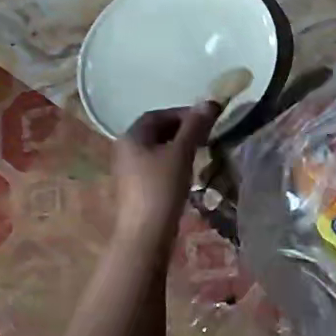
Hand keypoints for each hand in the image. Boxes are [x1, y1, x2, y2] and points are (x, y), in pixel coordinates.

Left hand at [112, 102, 218, 244]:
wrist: (145, 234)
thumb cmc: (161, 188)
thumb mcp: (181, 153)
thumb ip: (195, 127)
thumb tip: (210, 101)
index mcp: (131, 136)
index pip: (157, 115)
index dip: (182, 113)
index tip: (206, 120)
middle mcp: (125, 150)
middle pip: (155, 132)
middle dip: (181, 130)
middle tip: (206, 135)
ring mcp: (128, 171)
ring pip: (156, 150)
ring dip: (178, 148)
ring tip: (200, 152)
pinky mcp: (136, 189)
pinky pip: (155, 167)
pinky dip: (173, 164)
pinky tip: (188, 173)